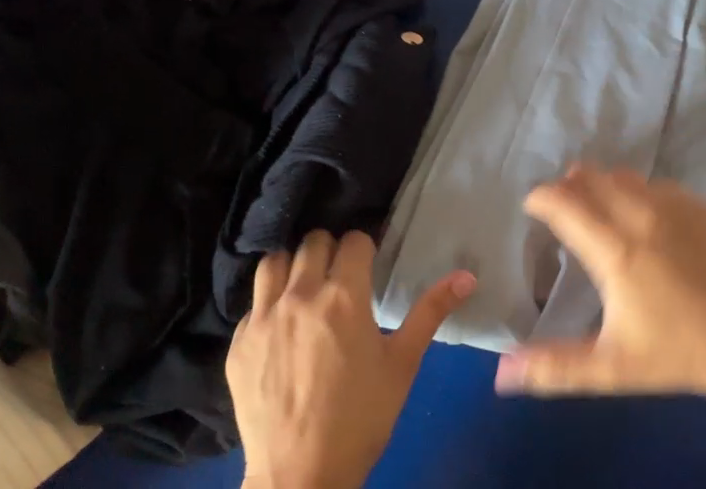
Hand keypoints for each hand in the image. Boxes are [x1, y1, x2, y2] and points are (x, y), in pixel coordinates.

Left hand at [229, 230, 473, 488]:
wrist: (300, 475)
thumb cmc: (361, 418)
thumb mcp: (403, 363)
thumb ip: (431, 312)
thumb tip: (467, 276)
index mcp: (343, 297)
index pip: (353, 241)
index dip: (365, 249)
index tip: (369, 266)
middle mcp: (300, 296)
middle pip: (313, 242)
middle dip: (331, 251)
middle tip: (341, 277)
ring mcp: (263, 319)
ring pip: (275, 262)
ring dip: (293, 267)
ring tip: (305, 289)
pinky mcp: (238, 343)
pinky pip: (252, 305)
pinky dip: (268, 306)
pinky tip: (280, 331)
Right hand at [494, 167, 705, 397]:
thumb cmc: (673, 352)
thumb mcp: (610, 368)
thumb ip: (554, 368)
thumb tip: (502, 373)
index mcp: (615, 250)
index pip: (565, 204)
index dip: (542, 199)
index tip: (531, 206)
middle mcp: (640, 216)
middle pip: (592, 177)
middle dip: (569, 185)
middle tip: (560, 206)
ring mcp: (672, 206)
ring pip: (623, 176)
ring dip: (602, 184)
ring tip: (595, 206)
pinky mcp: (695, 206)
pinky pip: (654, 184)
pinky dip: (637, 191)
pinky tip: (638, 216)